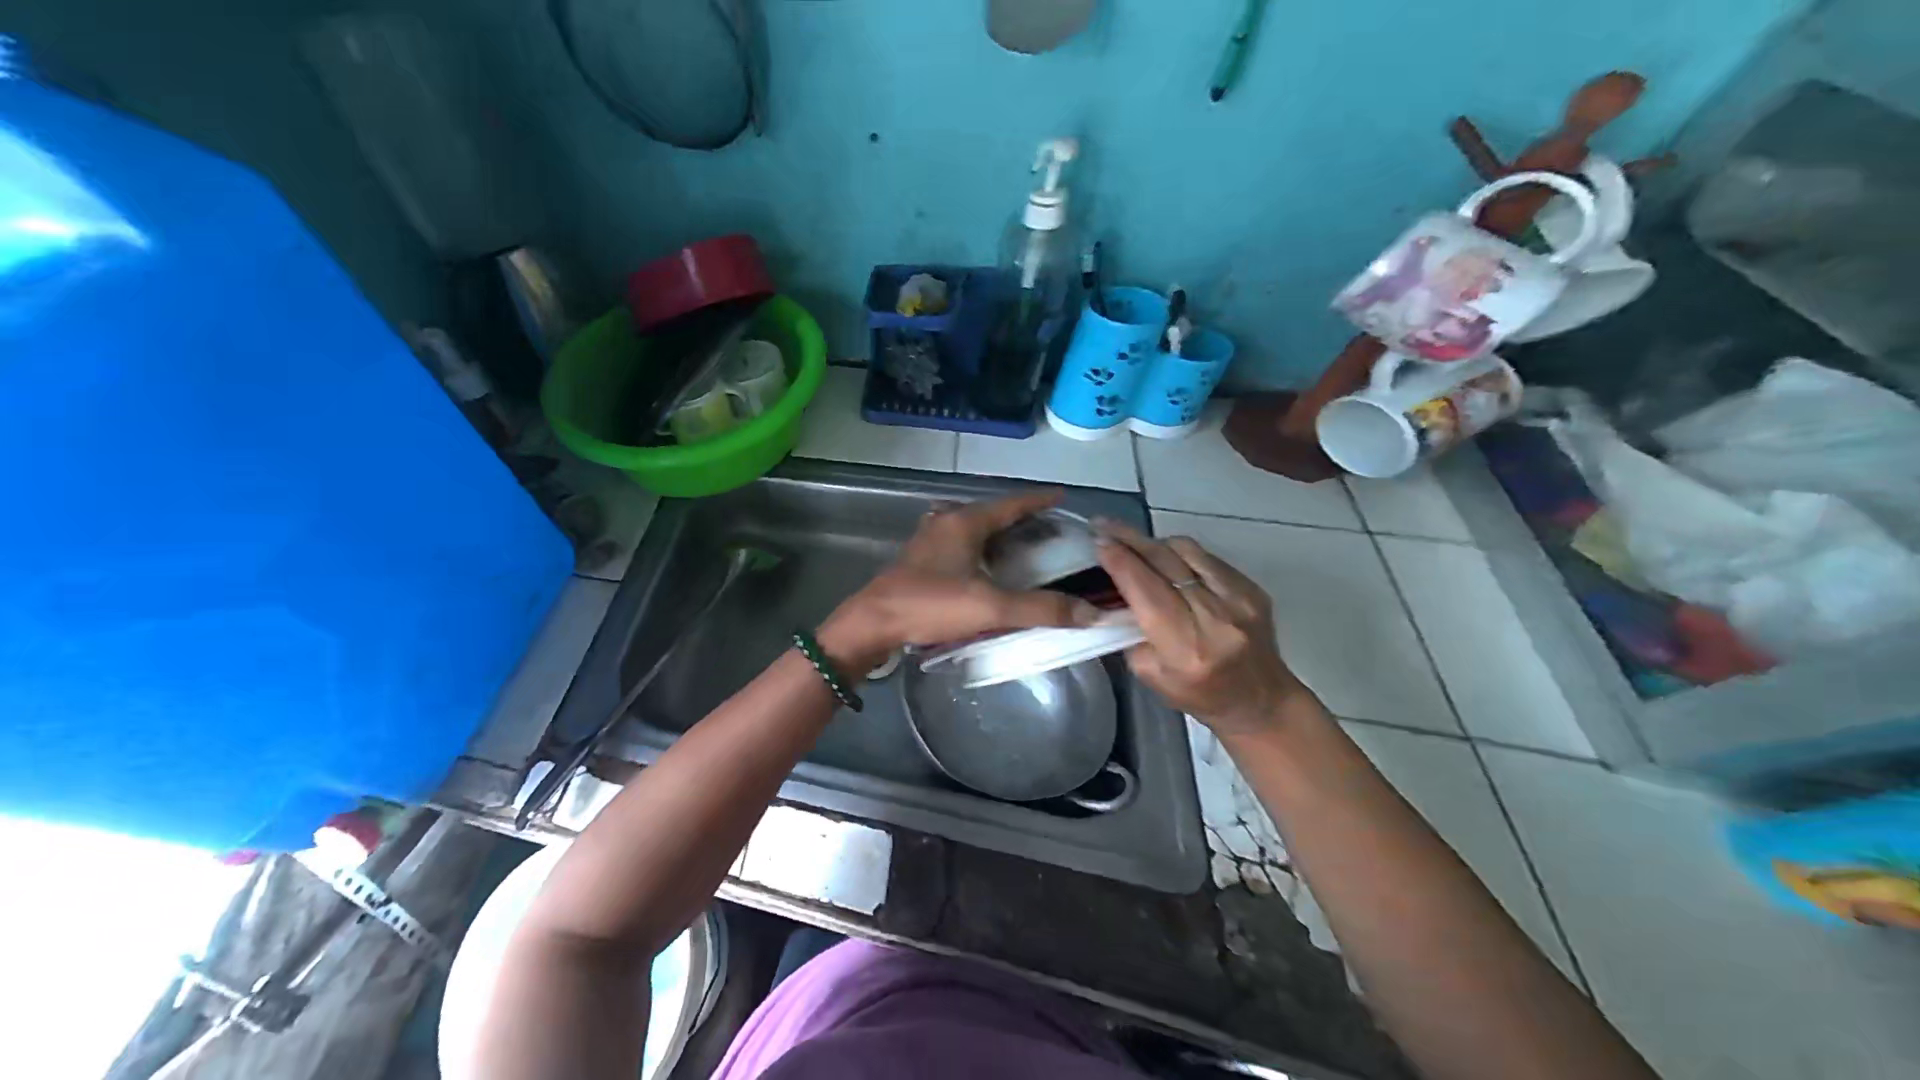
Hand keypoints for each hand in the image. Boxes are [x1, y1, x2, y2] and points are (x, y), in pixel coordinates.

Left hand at [817, 490, 1100, 674]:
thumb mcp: (990, 607)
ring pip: (974, 530)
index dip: (1039, 500)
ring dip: (1000, 536)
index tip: (1063, 497)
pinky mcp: (921, 562)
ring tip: (1026, 549)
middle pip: (993, 514)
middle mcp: (947, 523)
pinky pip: (961, 547)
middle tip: (1051, 530)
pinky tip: (989, 570)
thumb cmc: (930, 605)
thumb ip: (1041, 609)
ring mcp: (930, 541)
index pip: (1011, 503)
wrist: (873, 624)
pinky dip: (982, 552)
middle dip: (1022, 519)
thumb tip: (1091, 613)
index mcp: (965, 522)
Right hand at [1094, 520, 1313, 736]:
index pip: (1147, 591)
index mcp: (1185, 647)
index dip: (1121, 562)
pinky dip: (1181, 553)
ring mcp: (1238, 600)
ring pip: (1187, 551)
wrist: (1259, 699)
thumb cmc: (1198, 693)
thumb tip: (1114, 594)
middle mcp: (1214, 618)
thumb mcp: (1150, 674)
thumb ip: (1131, 633)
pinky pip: (1208, 558)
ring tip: (1132, 540)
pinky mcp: (1252, 589)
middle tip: (1104, 525)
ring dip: (1155, 542)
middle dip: (1130, 540)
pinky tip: (1166, 557)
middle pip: (1165, 563)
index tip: (1098, 542)